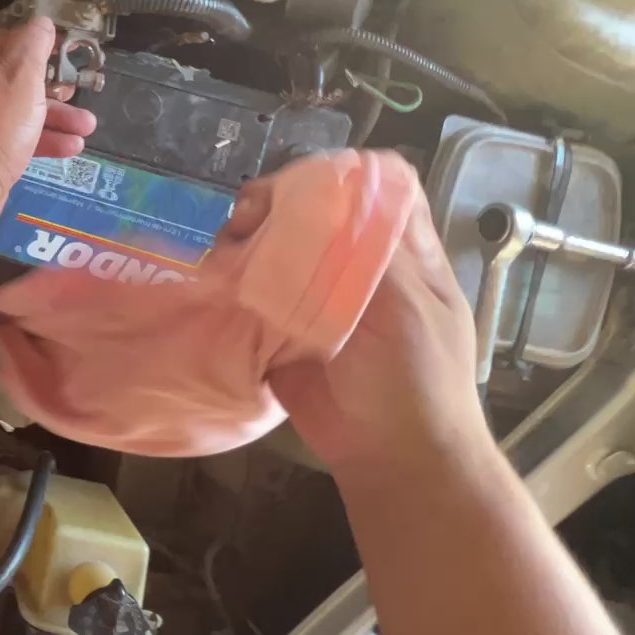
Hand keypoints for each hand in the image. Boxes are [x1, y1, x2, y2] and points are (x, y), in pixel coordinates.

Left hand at [0, 16, 97, 205]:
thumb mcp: (21, 76)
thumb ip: (34, 43)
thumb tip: (41, 22)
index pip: (7, 39)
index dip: (40, 47)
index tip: (68, 58)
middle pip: (12, 77)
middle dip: (52, 89)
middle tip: (78, 94)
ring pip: (14, 109)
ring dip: (53, 116)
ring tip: (87, 129)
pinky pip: (7, 135)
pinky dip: (36, 138)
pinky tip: (70, 148)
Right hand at [258, 175, 493, 485]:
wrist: (387, 458)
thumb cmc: (417, 383)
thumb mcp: (412, 312)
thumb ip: (379, 254)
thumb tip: (344, 193)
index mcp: (397, 255)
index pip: (375, 190)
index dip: (339, 176)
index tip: (300, 185)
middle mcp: (350, 264)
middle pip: (310, 210)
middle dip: (275, 203)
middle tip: (248, 217)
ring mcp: (312, 292)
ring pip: (272, 242)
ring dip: (245, 237)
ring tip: (227, 249)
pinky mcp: (278, 319)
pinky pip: (249, 284)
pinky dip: (229, 274)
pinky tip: (217, 275)